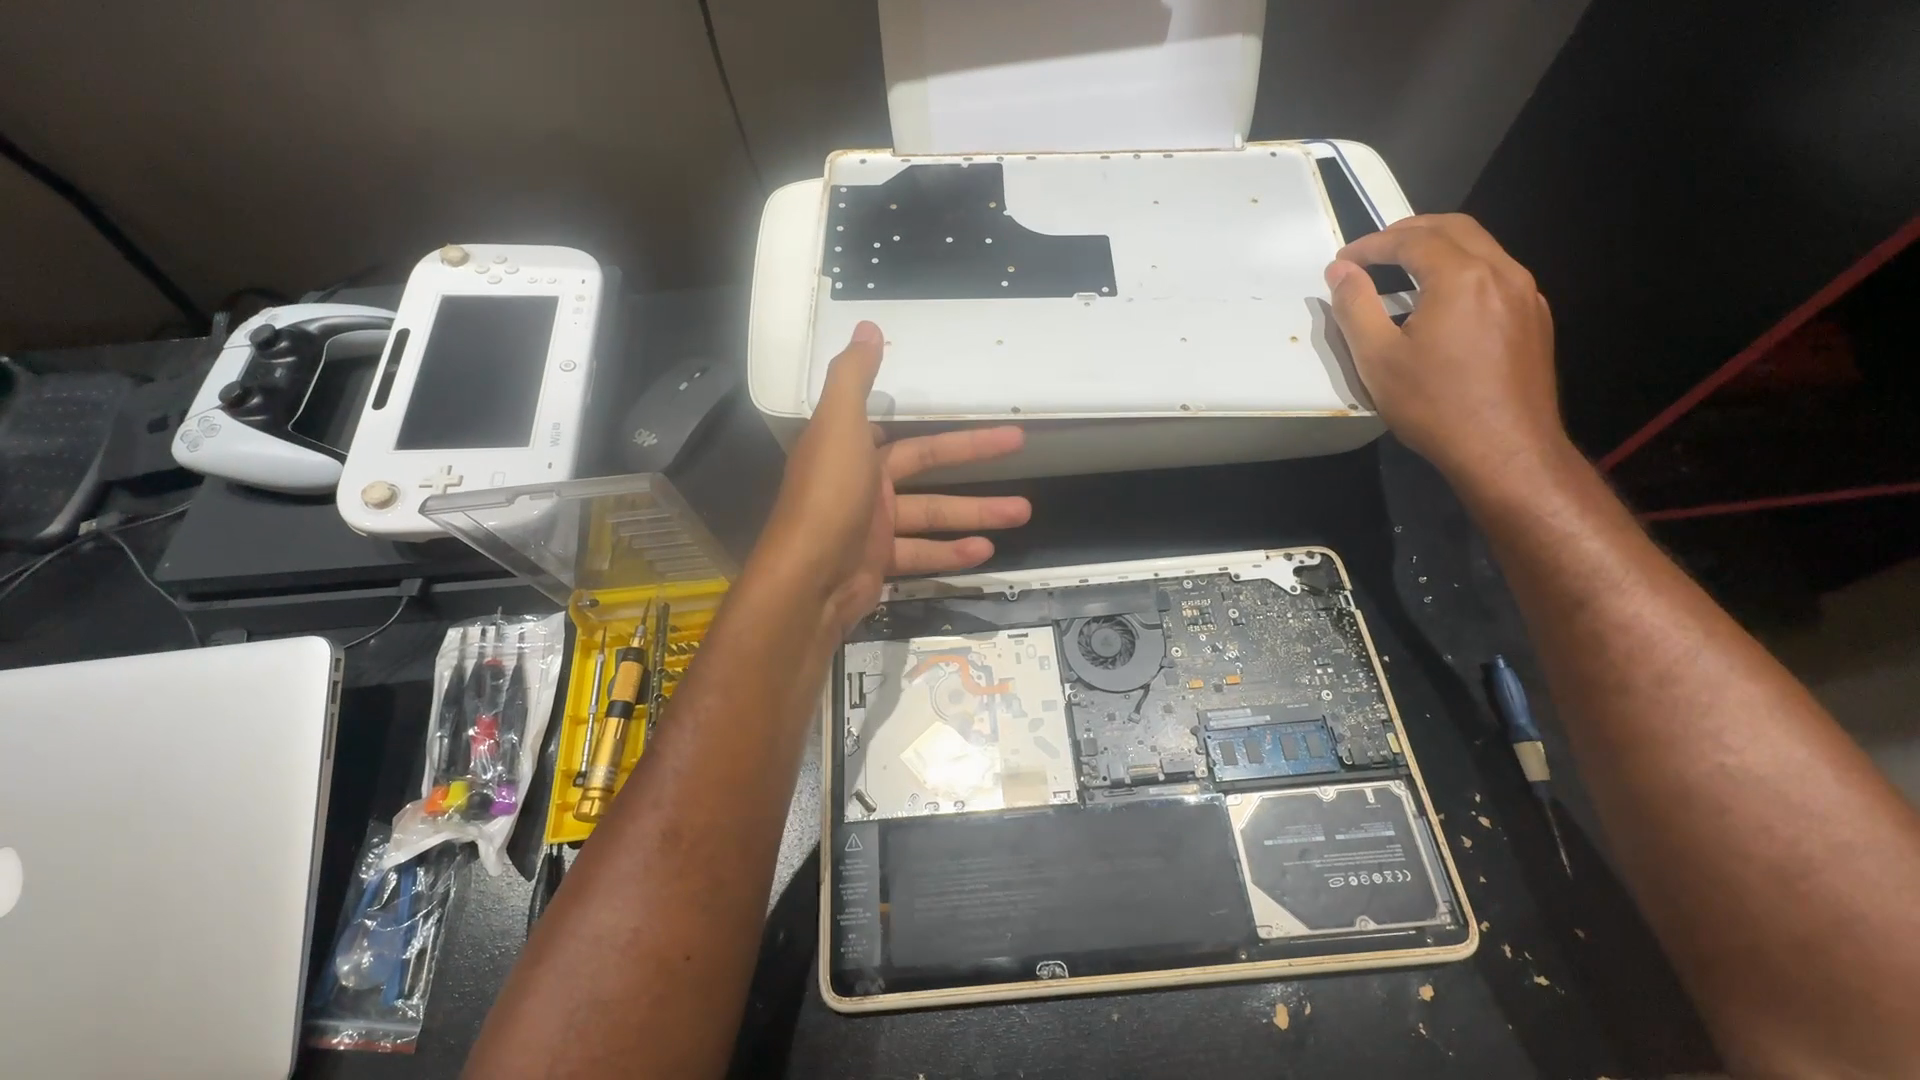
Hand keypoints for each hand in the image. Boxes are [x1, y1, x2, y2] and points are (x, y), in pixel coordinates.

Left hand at [752, 321, 1031, 630]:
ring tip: (1023, 513)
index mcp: (851, 449)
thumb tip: (868, 327)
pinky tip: (985, 551)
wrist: (805, 582)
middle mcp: (860, 484)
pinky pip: (922, 553)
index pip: (908, 432)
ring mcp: (870, 526)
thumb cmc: (827, 498)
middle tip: (1020, 446)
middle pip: (928, 468)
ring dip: (976, 513)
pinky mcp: (878, 563)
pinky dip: (951, 553)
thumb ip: (854, 378)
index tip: (977, 413)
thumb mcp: (838, 427)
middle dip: (974, 459)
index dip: (944, 424)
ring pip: (933, 515)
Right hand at [1325, 213, 1567, 487]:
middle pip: (1455, 229)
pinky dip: (1464, 271)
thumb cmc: (1434, 406)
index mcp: (1461, 277)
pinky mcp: (1535, 320)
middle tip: (1375, 250)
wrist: (1505, 450)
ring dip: (1440, 249)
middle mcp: (1502, 273)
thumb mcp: (1378, 359)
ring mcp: (1526, 295)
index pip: (1412, 241)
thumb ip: (1355, 307)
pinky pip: (1497, 276)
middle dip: (1410, 232)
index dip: (1373, 244)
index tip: (1345, 260)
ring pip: (1482, 249)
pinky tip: (1444, 302)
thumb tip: (1341, 271)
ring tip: (1405, 270)